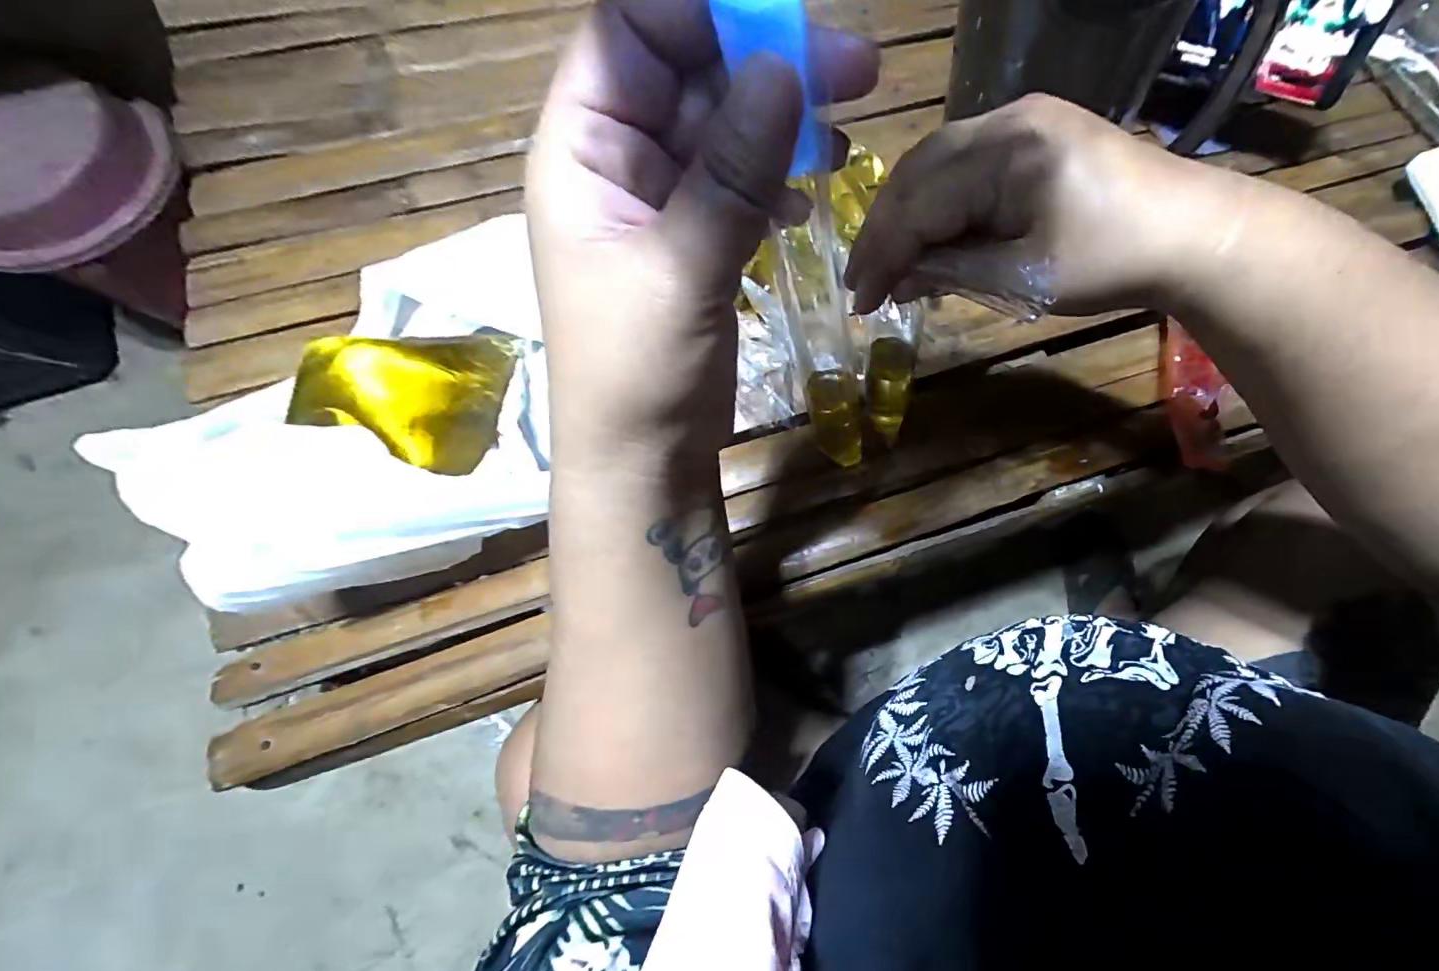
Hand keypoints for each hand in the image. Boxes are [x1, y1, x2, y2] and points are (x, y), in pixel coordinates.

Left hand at [527, 0, 878, 468]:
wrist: (644, 458)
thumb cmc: (639, 374)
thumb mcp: (681, 271)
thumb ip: (729, 174)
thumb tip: (781, 71)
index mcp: (583, 149)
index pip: (631, 32)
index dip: (702, 11)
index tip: (786, 19)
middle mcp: (617, 162)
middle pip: (689, 73)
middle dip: (766, 62)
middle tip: (856, 71)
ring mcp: (660, 204)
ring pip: (723, 129)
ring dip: (782, 124)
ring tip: (845, 138)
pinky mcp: (696, 242)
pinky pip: (739, 184)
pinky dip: (777, 180)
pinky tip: (810, 195)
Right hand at [846, 94, 1231, 316]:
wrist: (1191, 233)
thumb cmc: (1111, 261)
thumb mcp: (1024, 278)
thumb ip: (951, 272)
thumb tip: (894, 282)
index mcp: (1007, 150)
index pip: (919, 201)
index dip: (882, 253)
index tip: (860, 299)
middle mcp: (1006, 120)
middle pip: (918, 173)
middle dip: (884, 232)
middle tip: (862, 283)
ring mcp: (1020, 123)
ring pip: (936, 168)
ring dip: (907, 220)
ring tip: (888, 269)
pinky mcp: (1030, 139)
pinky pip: (965, 170)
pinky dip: (940, 210)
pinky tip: (930, 244)